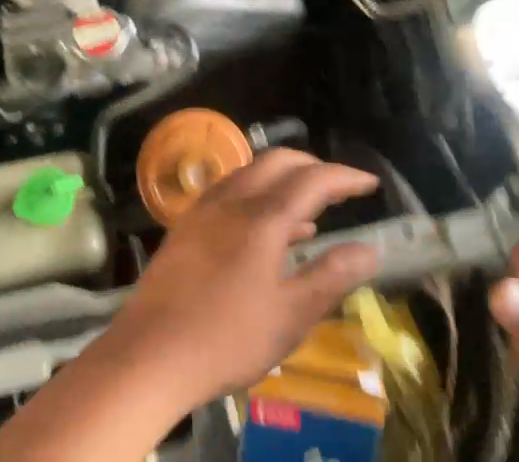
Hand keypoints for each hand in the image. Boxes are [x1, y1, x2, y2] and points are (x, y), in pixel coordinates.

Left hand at [105, 148, 382, 408]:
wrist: (148, 356)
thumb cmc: (226, 339)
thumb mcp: (290, 316)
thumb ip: (331, 277)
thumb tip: (368, 250)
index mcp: (263, 217)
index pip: (313, 180)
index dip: (346, 177)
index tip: (370, 184)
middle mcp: (232, 201)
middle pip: (278, 162)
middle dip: (313, 168)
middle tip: (340, 189)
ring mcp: (203, 212)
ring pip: (250, 174)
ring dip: (283, 180)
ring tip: (310, 212)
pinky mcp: (184, 229)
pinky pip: (230, 194)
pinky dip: (257, 197)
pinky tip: (266, 234)